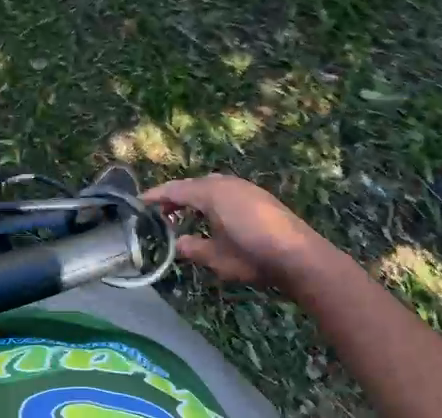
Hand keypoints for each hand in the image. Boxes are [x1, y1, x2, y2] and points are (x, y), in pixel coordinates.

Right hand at [142, 175, 334, 290]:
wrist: (301, 257)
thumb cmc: (253, 255)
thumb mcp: (217, 258)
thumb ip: (192, 249)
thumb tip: (175, 245)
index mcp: (208, 192)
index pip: (173, 190)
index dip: (155, 196)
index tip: (139, 202)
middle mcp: (223, 182)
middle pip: (190, 186)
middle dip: (173, 198)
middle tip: (160, 214)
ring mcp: (243, 187)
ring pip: (208, 187)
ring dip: (193, 199)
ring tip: (184, 217)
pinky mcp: (258, 196)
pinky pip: (224, 192)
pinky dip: (211, 201)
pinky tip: (214, 218)